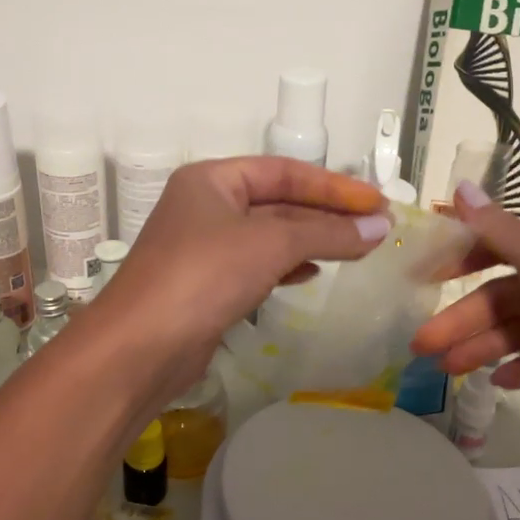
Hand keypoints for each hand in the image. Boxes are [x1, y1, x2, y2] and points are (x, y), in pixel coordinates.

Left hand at [82, 157, 388, 400]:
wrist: (139, 348)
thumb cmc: (202, 277)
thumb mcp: (269, 244)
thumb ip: (326, 232)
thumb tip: (380, 227)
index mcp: (211, 180)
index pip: (283, 171)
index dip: (333, 186)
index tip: (378, 203)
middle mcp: (204, 206)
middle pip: (277, 202)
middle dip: (326, 214)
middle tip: (377, 228)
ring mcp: (203, 248)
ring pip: (268, 236)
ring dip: (311, 241)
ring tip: (357, 250)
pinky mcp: (206, 287)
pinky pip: (257, 266)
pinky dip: (287, 267)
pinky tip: (312, 275)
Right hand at [412, 181, 519, 419]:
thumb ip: (497, 229)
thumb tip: (460, 187)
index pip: (501, 246)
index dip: (461, 259)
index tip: (424, 279)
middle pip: (506, 296)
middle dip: (461, 318)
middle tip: (421, 346)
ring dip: (483, 347)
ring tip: (449, 370)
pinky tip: (498, 382)